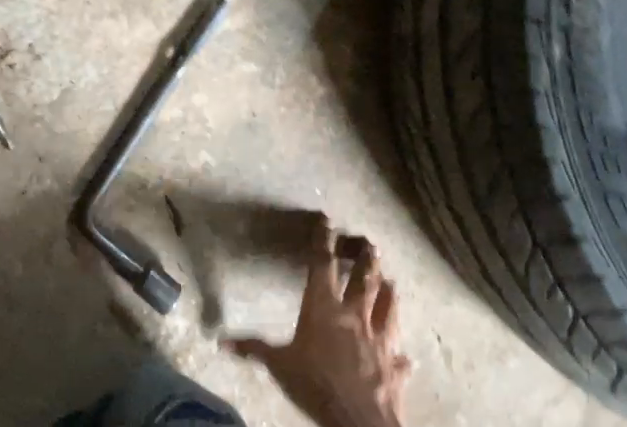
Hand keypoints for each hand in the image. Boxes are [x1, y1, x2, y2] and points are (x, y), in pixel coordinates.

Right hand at [227, 216, 411, 426]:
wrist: (359, 421)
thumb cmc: (315, 384)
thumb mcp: (278, 365)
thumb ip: (254, 349)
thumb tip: (221, 341)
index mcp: (323, 307)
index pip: (322, 264)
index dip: (322, 240)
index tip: (325, 220)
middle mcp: (354, 315)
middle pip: (363, 279)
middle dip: (366, 258)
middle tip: (369, 243)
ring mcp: (379, 340)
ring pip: (388, 307)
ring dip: (388, 291)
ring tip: (390, 280)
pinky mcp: (394, 367)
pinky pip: (400, 357)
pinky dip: (401, 355)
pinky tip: (405, 356)